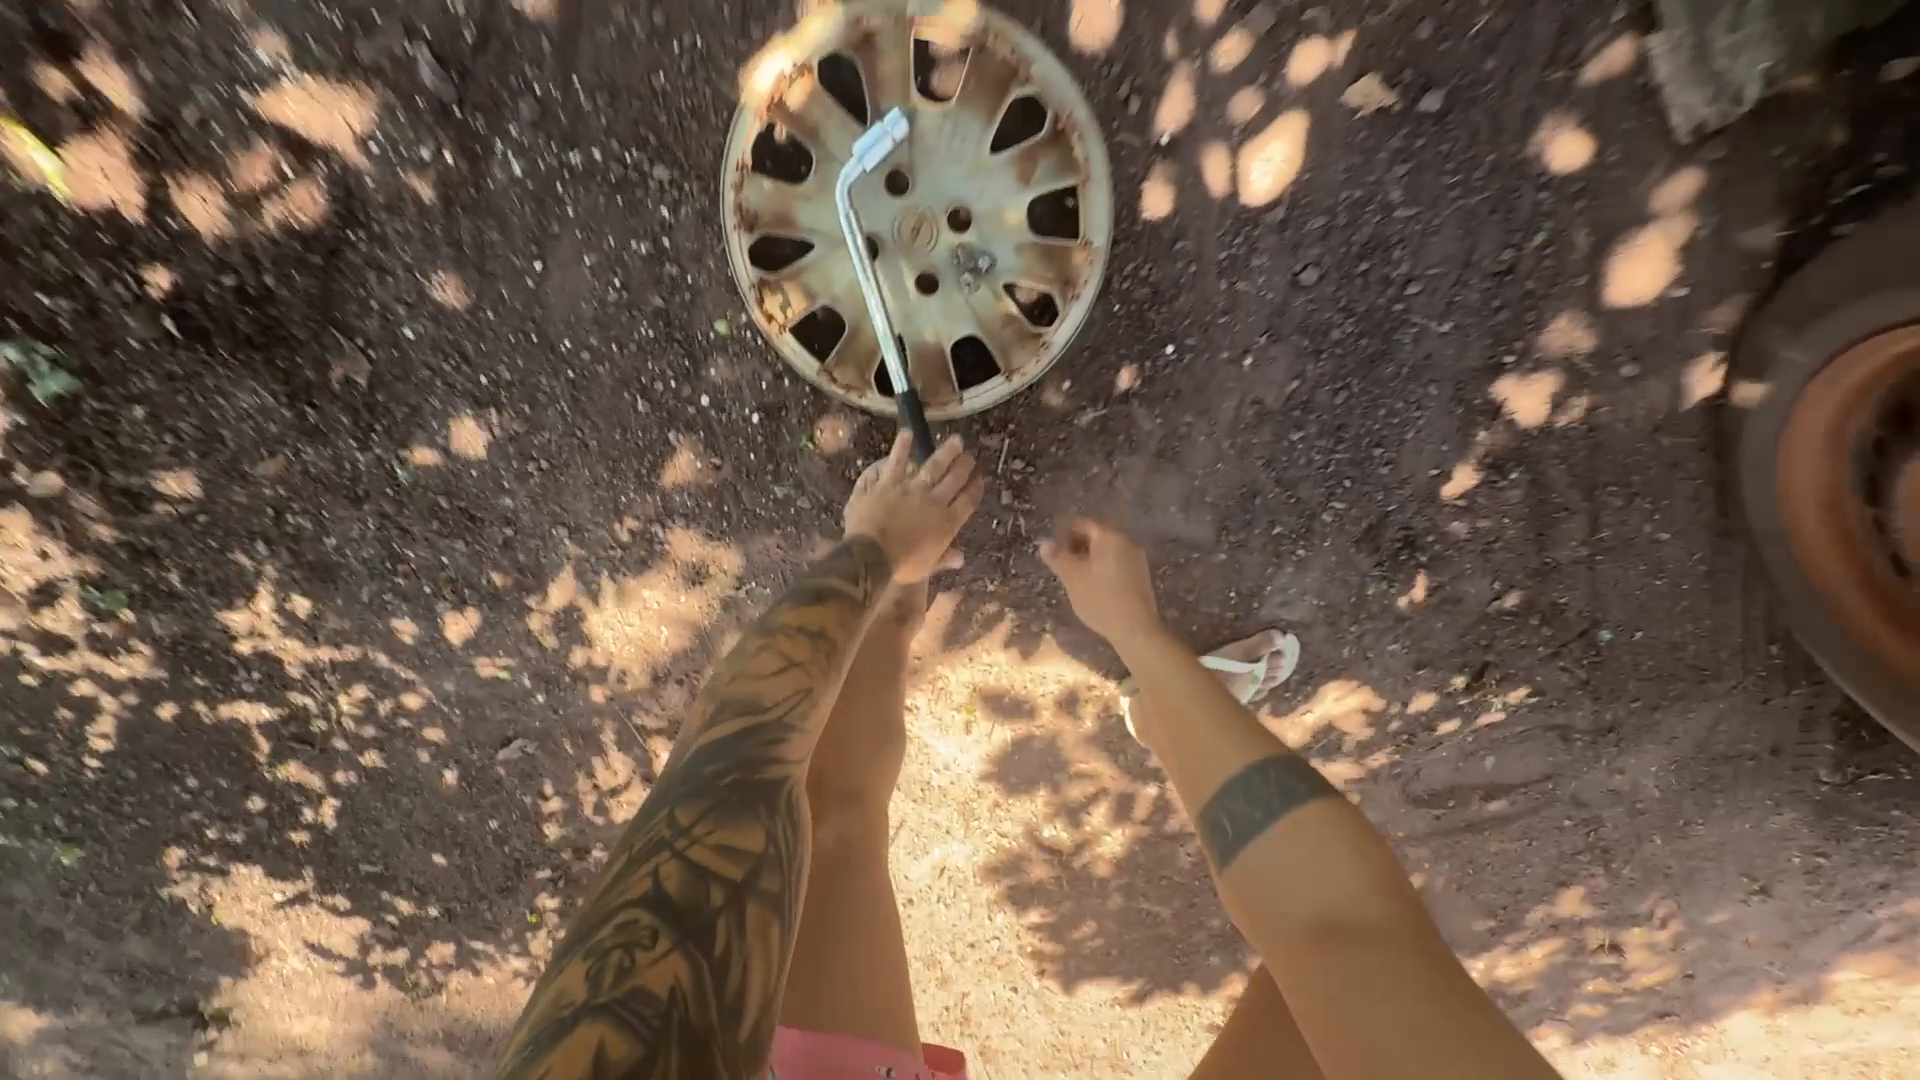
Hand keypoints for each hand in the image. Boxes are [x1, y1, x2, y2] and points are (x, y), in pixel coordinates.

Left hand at [843, 432, 985, 582]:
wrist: (871, 555)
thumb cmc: (901, 566)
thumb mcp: (927, 567)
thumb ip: (945, 559)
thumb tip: (961, 558)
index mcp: (947, 522)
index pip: (968, 501)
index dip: (975, 488)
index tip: (979, 479)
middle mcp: (933, 500)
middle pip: (954, 478)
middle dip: (964, 465)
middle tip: (969, 456)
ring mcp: (910, 488)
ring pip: (932, 465)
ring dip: (945, 451)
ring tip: (955, 440)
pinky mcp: (888, 482)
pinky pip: (895, 461)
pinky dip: (901, 447)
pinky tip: (907, 433)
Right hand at [1037, 517, 1162, 643]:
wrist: (1135, 627)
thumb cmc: (1100, 598)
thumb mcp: (1072, 577)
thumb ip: (1058, 557)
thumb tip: (1044, 544)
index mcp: (1109, 537)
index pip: (1083, 524)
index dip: (1064, 532)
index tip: (1052, 546)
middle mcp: (1126, 541)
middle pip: (1096, 535)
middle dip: (1076, 544)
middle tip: (1060, 561)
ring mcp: (1136, 558)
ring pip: (1106, 549)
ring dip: (1088, 556)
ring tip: (1073, 573)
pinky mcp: (1140, 574)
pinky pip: (1116, 560)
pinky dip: (1101, 565)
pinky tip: (1091, 582)